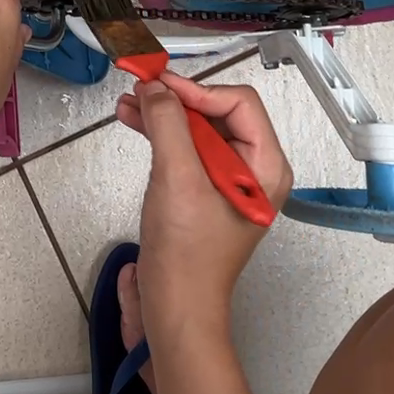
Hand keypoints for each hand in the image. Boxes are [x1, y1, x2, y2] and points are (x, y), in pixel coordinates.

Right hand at [116, 75, 291, 315]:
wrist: (176, 306)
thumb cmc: (187, 252)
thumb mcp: (177, 179)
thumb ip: (168, 125)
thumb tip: (155, 88)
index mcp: (264, 166)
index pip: (238, 103)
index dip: (197, 90)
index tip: (158, 86)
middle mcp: (252, 168)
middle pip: (217, 111)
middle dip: (176, 99)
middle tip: (140, 88)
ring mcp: (227, 179)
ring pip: (197, 127)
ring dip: (163, 113)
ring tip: (128, 103)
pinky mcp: (203, 189)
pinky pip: (185, 147)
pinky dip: (160, 133)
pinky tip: (134, 121)